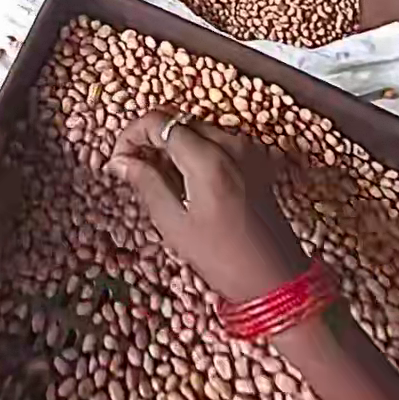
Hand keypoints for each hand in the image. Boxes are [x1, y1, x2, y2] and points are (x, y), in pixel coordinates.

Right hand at [104, 108, 309, 300]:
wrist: (278, 280)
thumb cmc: (222, 258)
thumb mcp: (175, 224)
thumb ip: (146, 183)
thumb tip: (119, 161)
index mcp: (208, 158)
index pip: (157, 121)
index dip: (131, 135)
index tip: (119, 159)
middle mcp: (230, 143)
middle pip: (176, 119)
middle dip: (148, 137)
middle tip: (132, 167)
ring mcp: (246, 148)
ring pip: (194, 127)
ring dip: (169, 142)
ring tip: (155, 175)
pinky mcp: (254, 158)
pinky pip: (214, 139)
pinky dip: (191, 148)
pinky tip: (183, 177)